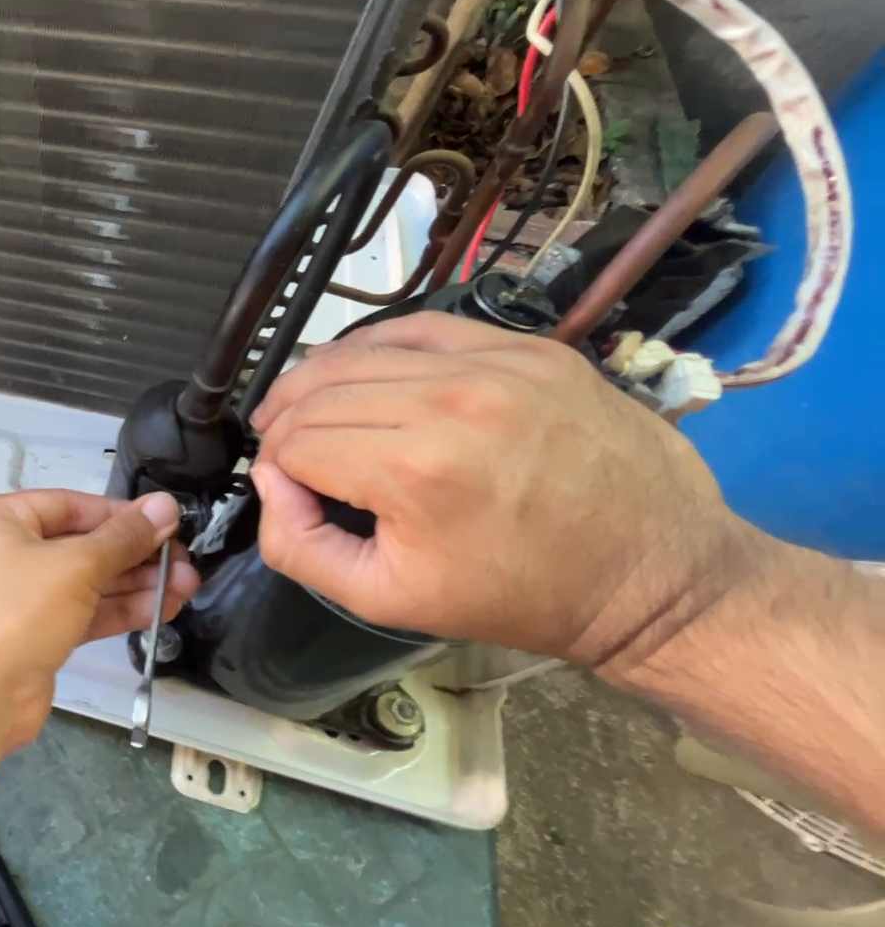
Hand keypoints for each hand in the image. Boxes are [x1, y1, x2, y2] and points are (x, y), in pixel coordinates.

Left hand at [0, 490, 199, 751]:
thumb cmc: (15, 613)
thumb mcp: (75, 566)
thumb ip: (124, 538)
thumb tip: (164, 505)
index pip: (70, 504)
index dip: (120, 514)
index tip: (165, 523)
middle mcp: (2, 550)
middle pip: (80, 543)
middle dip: (134, 554)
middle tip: (183, 562)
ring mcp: (17, 595)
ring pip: (84, 581)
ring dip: (133, 584)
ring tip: (184, 587)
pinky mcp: (32, 633)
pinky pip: (79, 611)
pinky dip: (116, 610)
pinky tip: (159, 609)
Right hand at [248, 312, 746, 668]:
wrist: (655, 578)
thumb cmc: (514, 596)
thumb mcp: (382, 599)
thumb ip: (297, 545)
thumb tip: (270, 481)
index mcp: (411, 471)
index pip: (295, 444)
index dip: (273, 468)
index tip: (286, 490)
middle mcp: (447, 402)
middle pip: (316, 393)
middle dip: (283, 423)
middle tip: (282, 450)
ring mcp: (494, 364)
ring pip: (356, 353)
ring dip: (312, 382)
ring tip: (301, 407)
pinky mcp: (527, 348)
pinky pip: (417, 328)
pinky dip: (370, 346)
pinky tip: (356, 369)